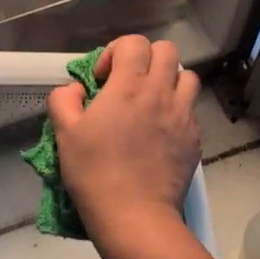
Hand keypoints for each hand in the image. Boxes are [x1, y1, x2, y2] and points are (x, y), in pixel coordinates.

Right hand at [48, 36, 201, 252]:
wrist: (135, 215)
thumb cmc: (94, 172)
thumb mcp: (64, 134)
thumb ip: (64, 100)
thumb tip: (76, 89)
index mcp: (129, 86)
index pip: (133, 43)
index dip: (115, 52)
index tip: (103, 79)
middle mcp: (161, 93)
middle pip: (166, 51)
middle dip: (145, 59)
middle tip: (127, 85)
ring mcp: (183, 116)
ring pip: (187, 77)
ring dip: (168, 81)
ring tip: (150, 104)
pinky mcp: (194, 139)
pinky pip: (190, 111)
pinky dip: (176, 112)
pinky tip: (159, 134)